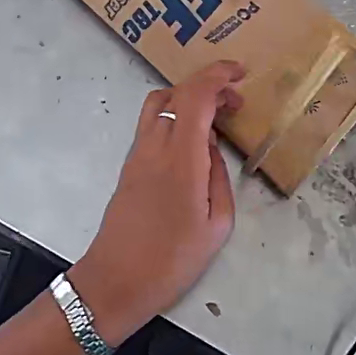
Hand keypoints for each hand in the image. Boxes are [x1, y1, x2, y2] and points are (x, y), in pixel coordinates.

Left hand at [67, 61, 244, 344]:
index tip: (240, 74)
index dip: (217, 75)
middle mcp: (154, 147)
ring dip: (187, 100)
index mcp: (180, 158)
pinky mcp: (128, 166)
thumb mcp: (216, 224)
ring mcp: (136, 155)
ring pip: (157, 105)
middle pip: (174, 93)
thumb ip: (218, 177)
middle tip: (235, 104)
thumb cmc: (172, 260)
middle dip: (207, 86)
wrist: (115, 280)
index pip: (195, 96)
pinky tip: (192, 144)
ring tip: (213, 122)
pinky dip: (174, 118)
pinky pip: (152, 126)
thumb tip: (211, 149)